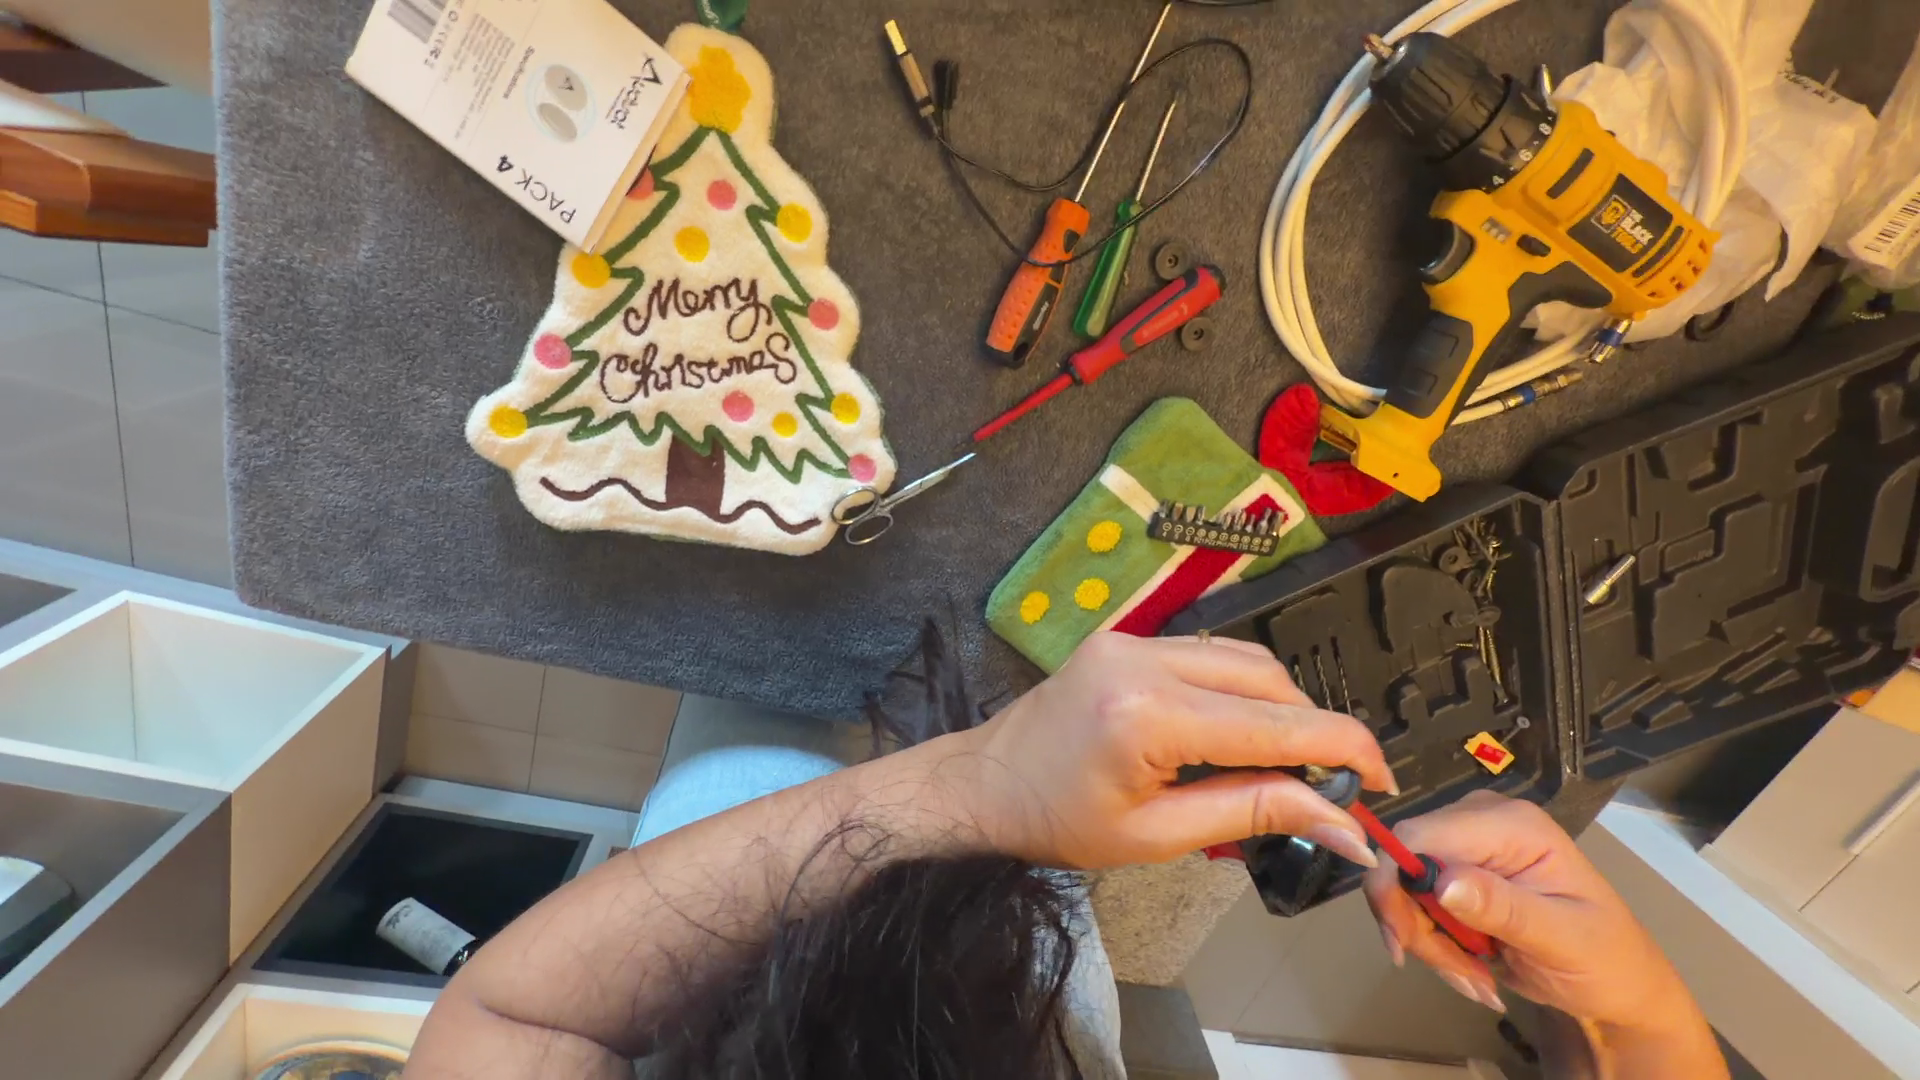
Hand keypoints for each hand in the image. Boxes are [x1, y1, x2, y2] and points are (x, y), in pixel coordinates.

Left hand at [950, 632, 1396, 869]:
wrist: (986, 781)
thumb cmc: (1059, 823)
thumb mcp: (1157, 835)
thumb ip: (1252, 814)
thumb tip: (1344, 822)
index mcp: (1147, 715)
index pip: (1274, 723)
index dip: (1342, 749)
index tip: (1382, 781)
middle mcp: (1143, 659)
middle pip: (1265, 677)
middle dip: (1310, 726)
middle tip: (1325, 781)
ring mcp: (1131, 639)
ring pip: (1240, 657)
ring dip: (1277, 702)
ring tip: (1279, 760)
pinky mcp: (1124, 637)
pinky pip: (1205, 652)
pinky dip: (1237, 687)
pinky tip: (1234, 728)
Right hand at [1362, 792, 1698, 1028]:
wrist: (1619, 986)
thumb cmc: (1608, 963)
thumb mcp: (1565, 942)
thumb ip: (1505, 909)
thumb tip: (1444, 883)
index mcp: (1509, 823)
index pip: (1418, 835)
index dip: (1394, 882)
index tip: (1401, 941)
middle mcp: (1476, 819)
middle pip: (1404, 861)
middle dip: (1417, 923)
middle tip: (1458, 975)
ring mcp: (1462, 841)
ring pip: (1403, 885)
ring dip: (1426, 938)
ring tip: (1472, 978)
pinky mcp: (1451, 865)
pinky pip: (1413, 898)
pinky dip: (1430, 937)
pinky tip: (1467, 964)